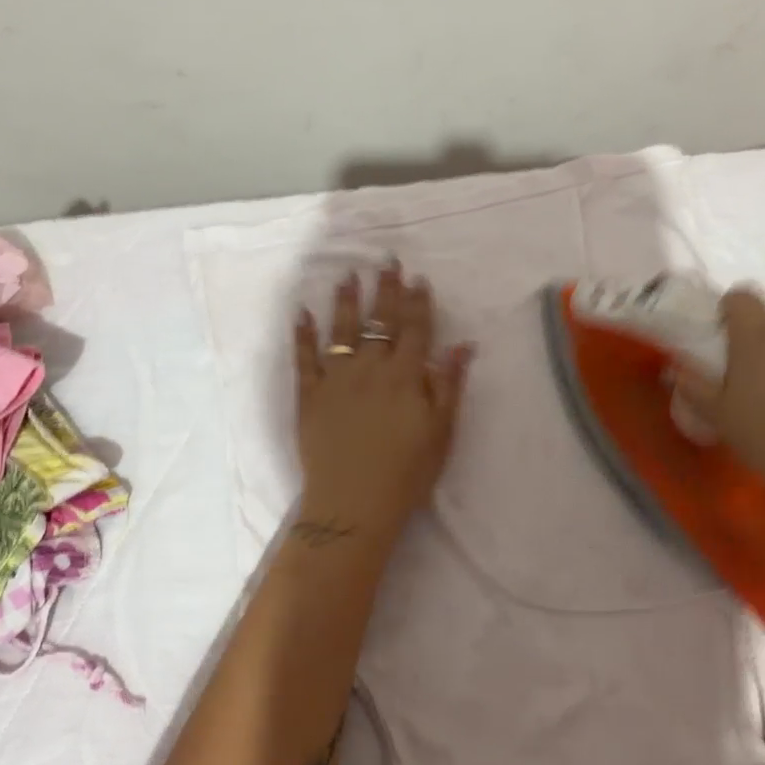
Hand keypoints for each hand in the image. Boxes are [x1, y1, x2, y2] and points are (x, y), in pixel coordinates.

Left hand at [293, 261, 472, 540]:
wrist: (354, 504)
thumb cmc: (406, 474)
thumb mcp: (441, 432)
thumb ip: (449, 385)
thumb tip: (462, 344)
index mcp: (406, 377)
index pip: (415, 330)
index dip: (418, 303)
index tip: (418, 278)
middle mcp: (370, 368)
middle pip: (380, 322)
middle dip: (385, 290)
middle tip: (385, 260)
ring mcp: (336, 379)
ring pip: (342, 330)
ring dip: (346, 301)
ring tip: (348, 275)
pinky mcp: (309, 396)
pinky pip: (304, 357)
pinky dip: (303, 333)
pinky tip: (303, 312)